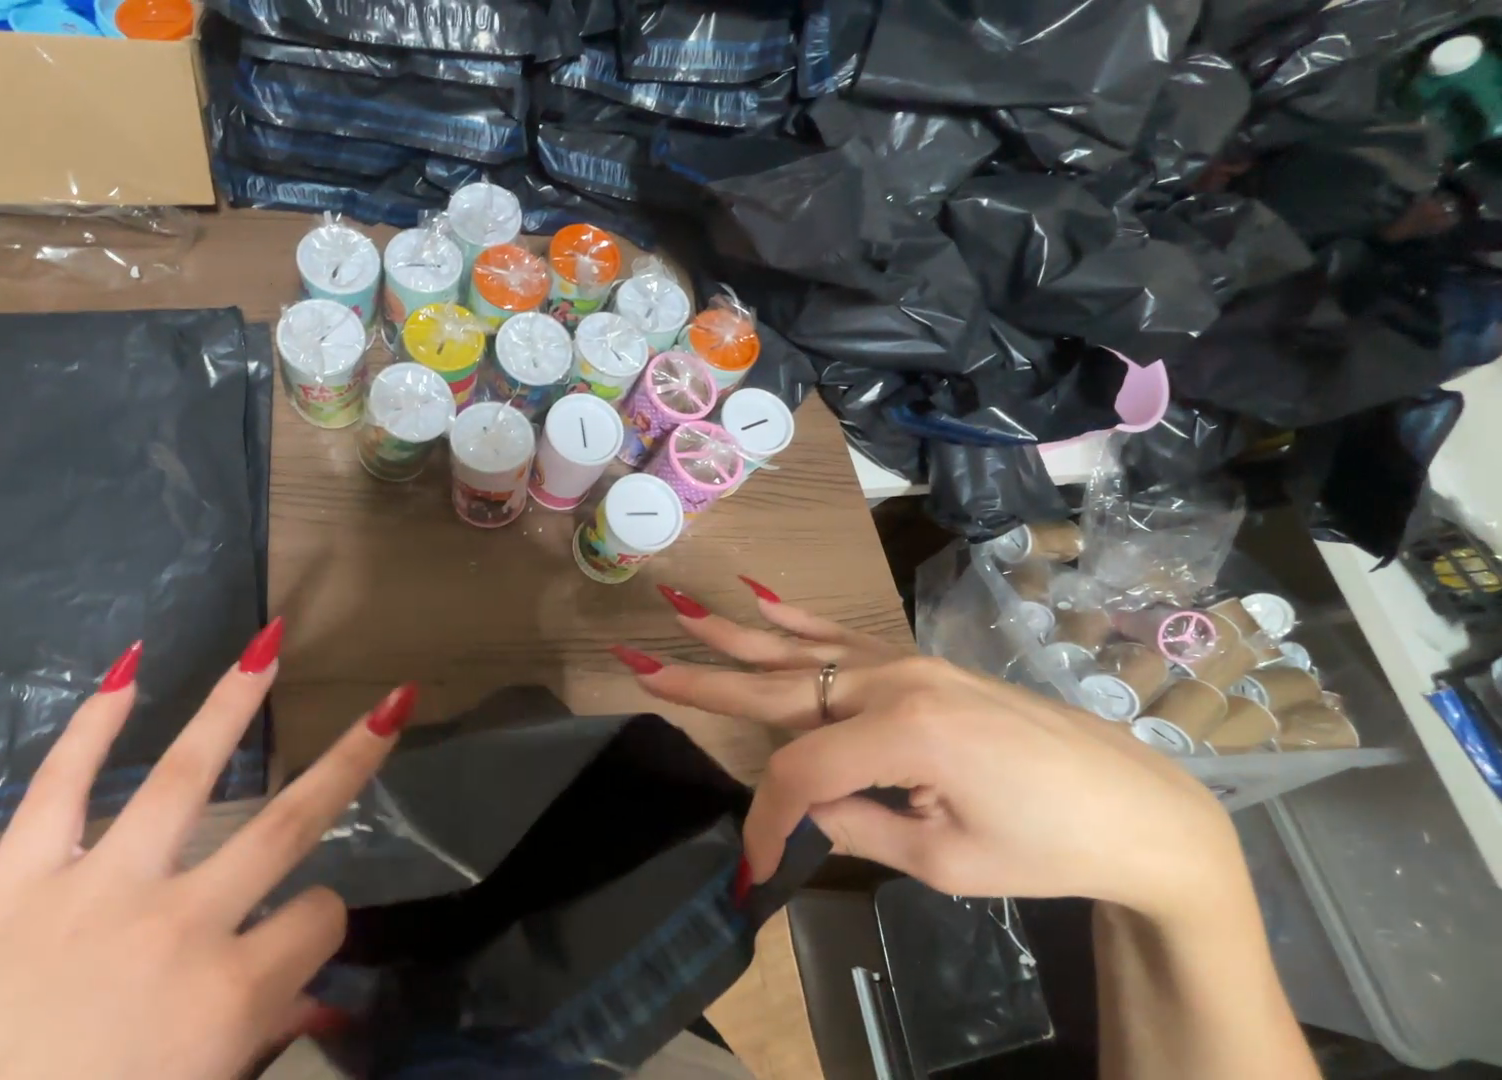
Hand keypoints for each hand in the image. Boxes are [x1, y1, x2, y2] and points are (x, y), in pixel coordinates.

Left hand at [0, 618, 415, 1079]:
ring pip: (186, 776)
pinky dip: (91, 726)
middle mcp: (181, 924)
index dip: (325, 925)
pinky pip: (61, 787)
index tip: (304, 939)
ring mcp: (100, 890)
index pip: (320, 920)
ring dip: (232, 704)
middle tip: (390, 707)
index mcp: (229, 996)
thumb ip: (260, 1042)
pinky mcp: (18, 880)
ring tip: (267, 645)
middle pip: (289, 826)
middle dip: (352, 762)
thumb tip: (319, 1007)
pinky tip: (125, 669)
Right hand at [616, 579, 1244, 922]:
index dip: (767, 818)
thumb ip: (858, 825)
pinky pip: (843, 636)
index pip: (800, 774)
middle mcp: (894, 681)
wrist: (1137, 809)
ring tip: (678, 605)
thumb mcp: (945, 861)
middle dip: (704, 683)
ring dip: (734, 634)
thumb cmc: (1049, 848)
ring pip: (800, 650)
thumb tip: (804, 802)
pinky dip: (796, 618)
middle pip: (778, 687)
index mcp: (904, 735)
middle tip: (638, 666)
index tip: (754, 864)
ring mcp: (907, 663)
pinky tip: (759, 595)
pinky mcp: (918, 664)